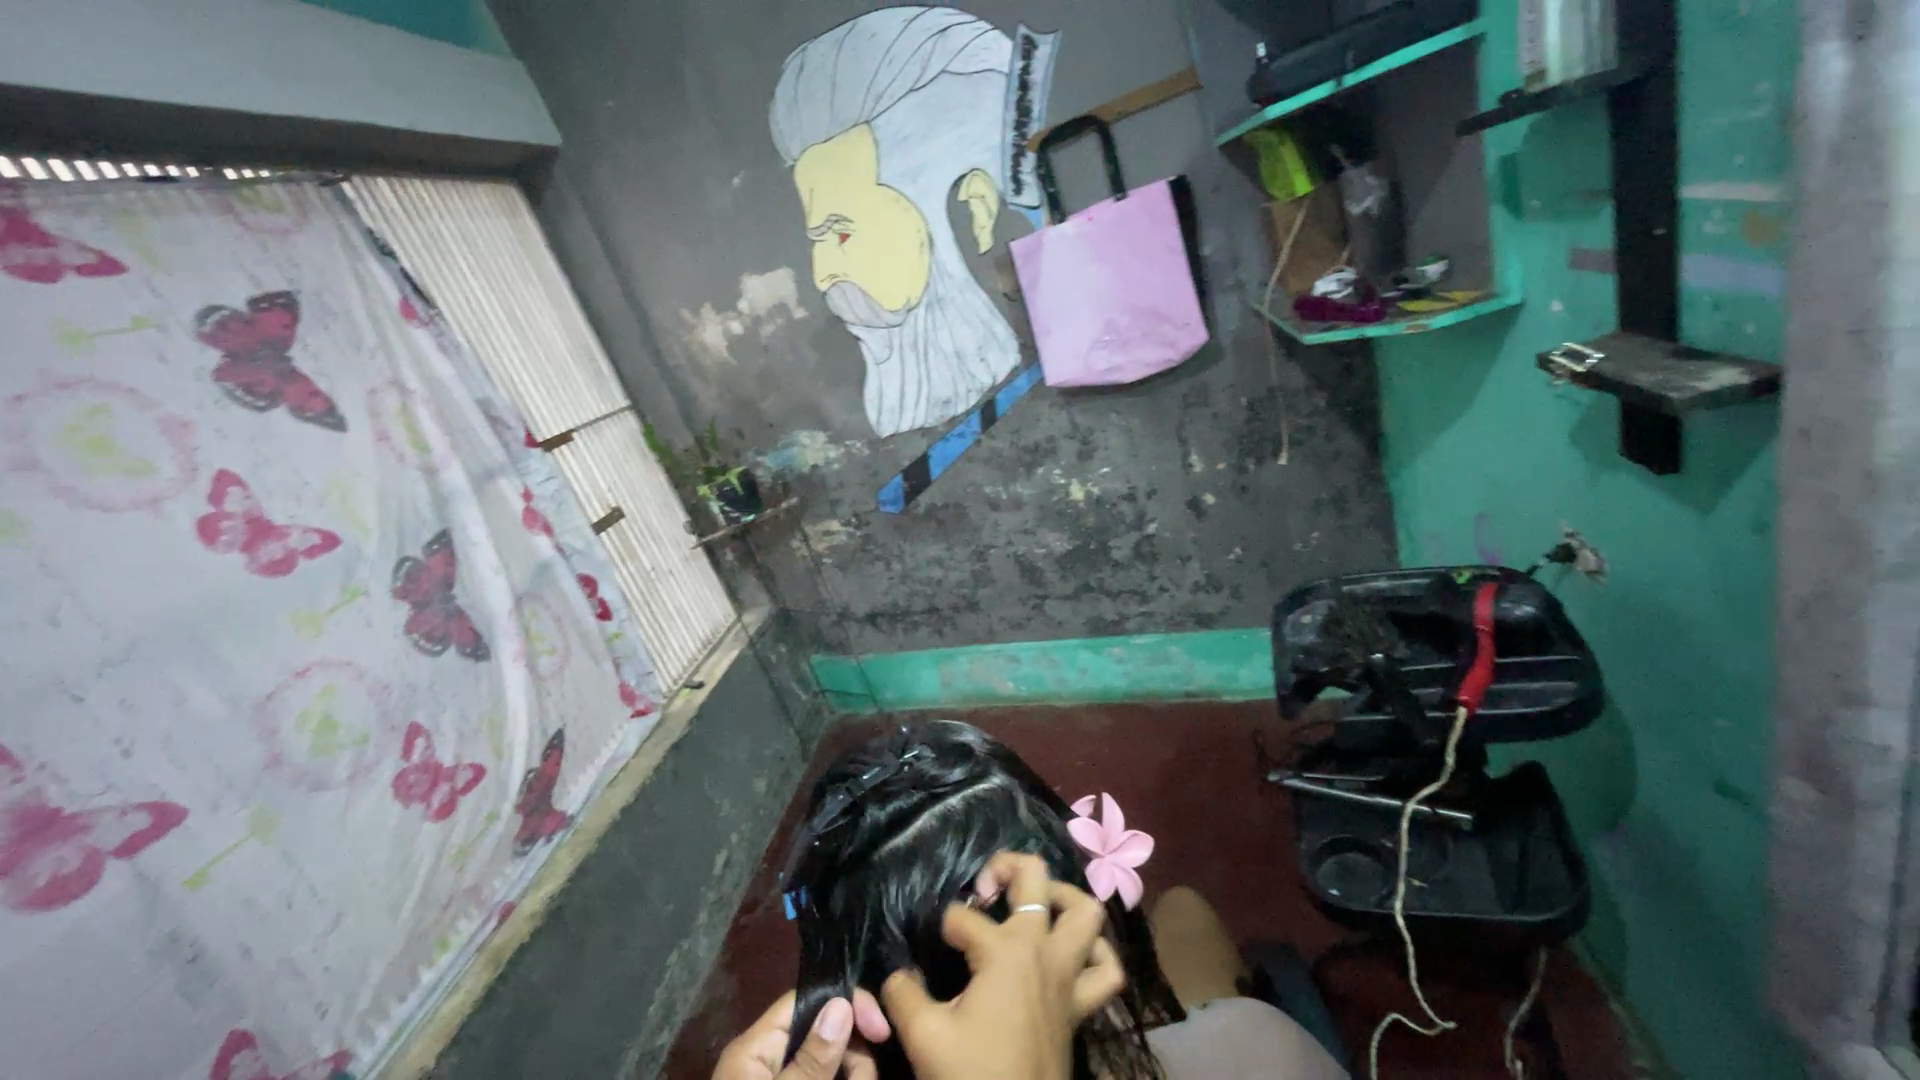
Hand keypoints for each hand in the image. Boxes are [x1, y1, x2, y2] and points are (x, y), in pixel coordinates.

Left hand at [711, 988, 890, 1079]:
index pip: (807, 1000)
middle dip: (856, 1056)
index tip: (882, 1030)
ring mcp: (783, 1076)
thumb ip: (812, 1058)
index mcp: (756, 1046)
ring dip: (856, 1075)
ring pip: (835, 1061)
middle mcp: (769, 1056)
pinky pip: (829, 1077)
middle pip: (828, 1032)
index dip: (848, 1004)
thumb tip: (840, 1002)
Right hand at [880, 852, 1127, 1079]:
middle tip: (985, 885)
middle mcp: (1042, 950)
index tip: (934, 945)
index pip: (964, 918)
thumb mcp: (923, 1035)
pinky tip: (1071, 955)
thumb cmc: (970, 1075)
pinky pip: (1107, 970)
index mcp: (1004, 952)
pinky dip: (1095, 954)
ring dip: (1062, 897)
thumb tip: (897, 975)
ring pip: (1087, 912)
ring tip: (1034, 904)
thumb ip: (904, 994)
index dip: (944, 925)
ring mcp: (1068, 976)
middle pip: (1037, 878)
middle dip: (1008, 866)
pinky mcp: (1081, 1004)